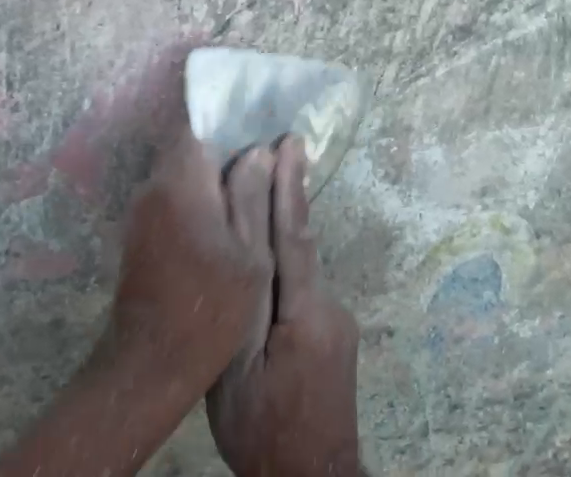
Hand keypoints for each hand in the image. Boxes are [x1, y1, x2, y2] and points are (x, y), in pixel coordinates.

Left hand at [105, 130, 275, 390]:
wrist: (151, 361)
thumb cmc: (211, 309)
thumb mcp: (251, 255)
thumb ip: (254, 196)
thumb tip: (262, 151)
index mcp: (181, 183)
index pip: (200, 125)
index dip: (231, 120)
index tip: (261, 128)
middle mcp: (154, 186)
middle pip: (191, 146)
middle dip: (227, 149)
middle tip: (267, 164)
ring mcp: (141, 208)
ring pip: (182, 172)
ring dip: (213, 176)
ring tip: (253, 194)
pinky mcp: (139, 230)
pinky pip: (173, 195)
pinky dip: (199, 197)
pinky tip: (226, 221)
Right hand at [208, 138, 362, 476]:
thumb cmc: (264, 429)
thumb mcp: (236, 374)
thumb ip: (241, 307)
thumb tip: (244, 247)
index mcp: (304, 314)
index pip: (291, 237)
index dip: (286, 188)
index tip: (286, 145)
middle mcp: (328, 307)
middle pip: (300, 241)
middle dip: (289, 191)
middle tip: (287, 142)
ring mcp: (335, 321)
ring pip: (300, 262)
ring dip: (283, 221)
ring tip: (265, 181)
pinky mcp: (332, 334)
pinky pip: (303, 283)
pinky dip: (285, 254)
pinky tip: (267, 247)